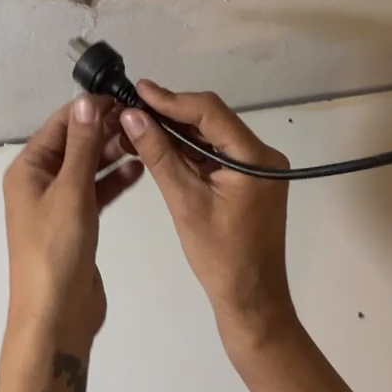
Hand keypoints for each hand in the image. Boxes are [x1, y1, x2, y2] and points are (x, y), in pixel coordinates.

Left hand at [0, 95, 142, 346]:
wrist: (56, 316)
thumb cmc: (56, 249)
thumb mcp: (71, 191)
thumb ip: (81, 146)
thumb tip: (85, 102)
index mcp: (27, 169)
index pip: (58, 126)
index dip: (87, 110)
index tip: (120, 97)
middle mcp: (39, 182)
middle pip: (73, 145)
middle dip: (102, 130)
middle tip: (138, 118)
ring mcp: (57, 204)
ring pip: (86, 168)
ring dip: (111, 154)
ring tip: (143, 140)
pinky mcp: (76, 223)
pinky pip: (95, 192)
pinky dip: (114, 181)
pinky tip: (138, 169)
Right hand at [118, 81, 295, 346]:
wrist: (251, 302)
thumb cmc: (220, 257)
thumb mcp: (184, 202)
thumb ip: (158, 154)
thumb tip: (131, 115)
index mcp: (255, 158)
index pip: (210, 112)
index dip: (171, 99)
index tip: (138, 90)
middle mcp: (261, 154)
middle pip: (209, 118)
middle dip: (168, 113)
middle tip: (130, 106)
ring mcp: (255, 166)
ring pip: (208, 133)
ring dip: (173, 130)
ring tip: (134, 123)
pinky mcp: (246, 178)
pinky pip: (211, 151)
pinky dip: (184, 148)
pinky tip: (154, 143)